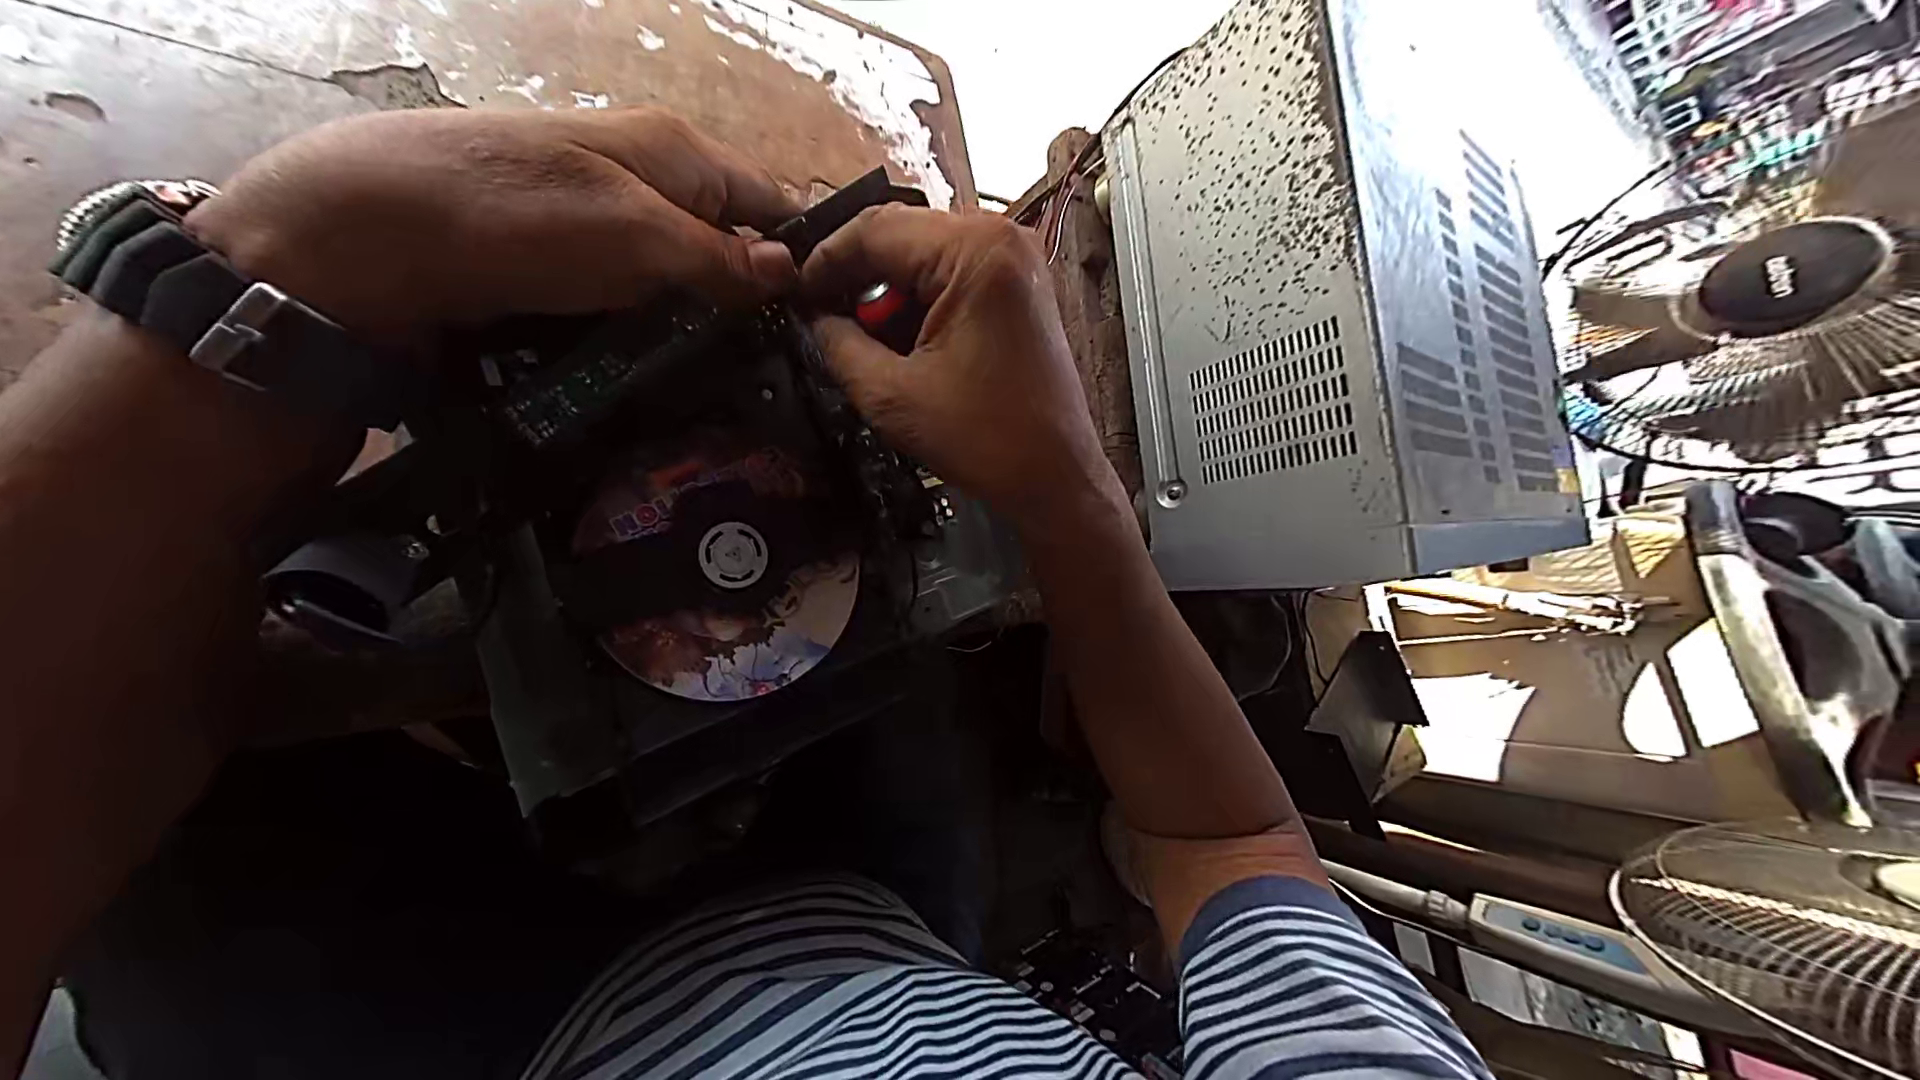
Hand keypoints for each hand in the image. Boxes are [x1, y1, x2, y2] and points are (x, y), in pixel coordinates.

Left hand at [185, 107, 800, 339]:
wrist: (376, 236)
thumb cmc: (522, 221)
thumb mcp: (639, 239)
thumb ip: (723, 258)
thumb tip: (792, 273)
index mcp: (682, 152)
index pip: (775, 201)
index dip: (804, 254)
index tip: (822, 318)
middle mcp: (657, 176)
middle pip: (740, 239)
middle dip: (762, 293)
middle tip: (782, 356)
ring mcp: (619, 217)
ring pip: (698, 269)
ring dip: (717, 313)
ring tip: (738, 365)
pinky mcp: (588, 255)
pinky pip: (655, 287)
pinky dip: (673, 318)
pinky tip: (681, 353)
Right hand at [801, 206, 1124, 533]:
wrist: (1054, 478)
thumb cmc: (990, 442)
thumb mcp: (891, 395)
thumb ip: (837, 344)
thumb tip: (814, 318)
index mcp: (977, 252)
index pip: (876, 228)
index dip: (825, 260)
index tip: (797, 291)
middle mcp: (1005, 239)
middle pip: (902, 238)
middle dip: (858, 280)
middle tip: (826, 320)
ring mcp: (1017, 265)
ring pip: (925, 259)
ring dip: (889, 297)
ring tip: (868, 343)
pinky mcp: (1019, 292)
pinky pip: (953, 280)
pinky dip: (920, 307)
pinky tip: (904, 346)